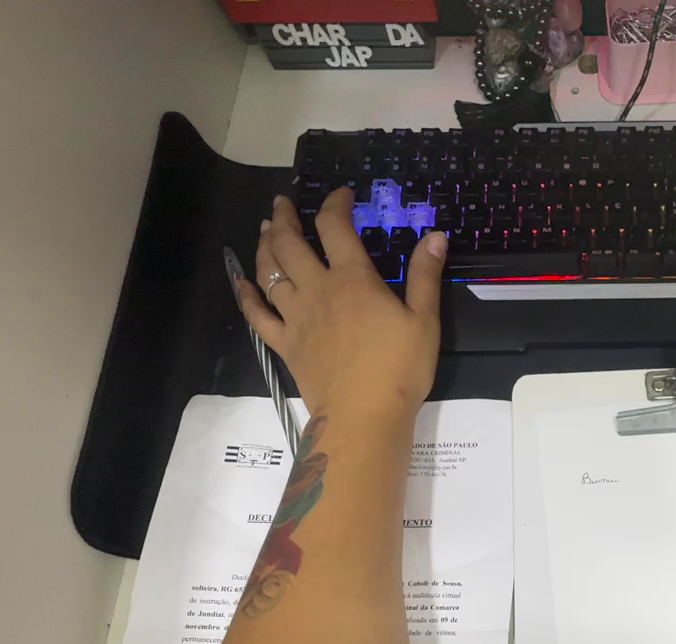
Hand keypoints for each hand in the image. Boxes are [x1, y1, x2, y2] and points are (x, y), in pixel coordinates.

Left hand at [235, 189, 448, 428]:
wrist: (364, 415)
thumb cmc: (400, 369)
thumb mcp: (425, 321)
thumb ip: (425, 276)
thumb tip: (434, 235)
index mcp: (353, 279)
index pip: (336, 227)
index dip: (336, 204)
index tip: (342, 195)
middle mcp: (317, 289)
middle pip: (290, 242)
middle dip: (285, 217)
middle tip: (283, 204)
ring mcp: (296, 317)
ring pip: (269, 271)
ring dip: (265, 245)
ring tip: (265, 231)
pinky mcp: (286, 344)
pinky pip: (258, 315)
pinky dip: (246, 295)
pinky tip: (241, 282)